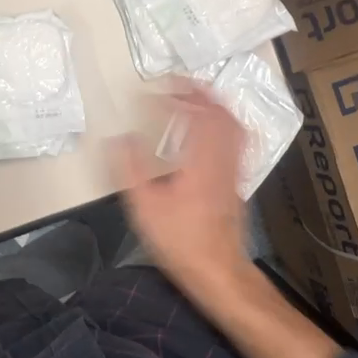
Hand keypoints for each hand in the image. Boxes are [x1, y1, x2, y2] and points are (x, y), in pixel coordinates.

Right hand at [115, 82, 252, 297]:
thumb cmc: (181, 241)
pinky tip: (214, 131)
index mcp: (199, 161)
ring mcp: (234, 170)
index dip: (175, 97)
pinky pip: (238, 142)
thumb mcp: (145, 208)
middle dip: (200, 93)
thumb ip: (131, 169)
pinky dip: (227, 125)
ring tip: (197, 98)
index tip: (156, 91)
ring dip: (216, 106)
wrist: (219, 272)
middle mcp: (221, 159)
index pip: (192, 115)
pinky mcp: (238, 182)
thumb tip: (119, 138)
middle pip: (220, 113)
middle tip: (179, 84)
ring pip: (233, 126)